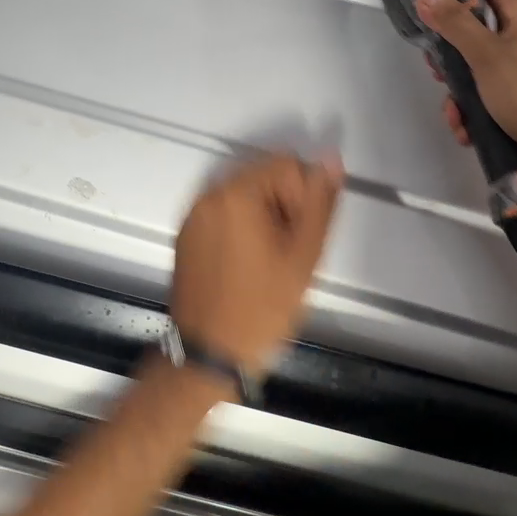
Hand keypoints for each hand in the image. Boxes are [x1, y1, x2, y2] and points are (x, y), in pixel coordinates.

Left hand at [172, 153, 342, 373]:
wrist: (209, 356)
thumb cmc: (262, 308)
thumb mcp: (304, 256)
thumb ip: (320, 202)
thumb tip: (331, 159)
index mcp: (237, 193)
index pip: (288, 164)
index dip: (304, 197)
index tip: (299, 237)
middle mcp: (210, 194)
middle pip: (264, 177)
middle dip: (284, 206)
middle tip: (287, 253)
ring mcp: (194, 215)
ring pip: (245, 196)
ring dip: (263, 217)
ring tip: (267, 262)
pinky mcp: (186, 234)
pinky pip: (223, 214)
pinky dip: (240, 229)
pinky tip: (246, 266)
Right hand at [414, 0, 516, 178]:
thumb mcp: (486, 55)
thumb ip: (454, 22)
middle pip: (476, 22)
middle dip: (449, 41)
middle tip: (429, 51)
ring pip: (474, 63)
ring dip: (457, 86)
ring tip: (451, 106)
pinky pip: (483, 92)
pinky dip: (470, 109)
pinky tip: (464, 126)